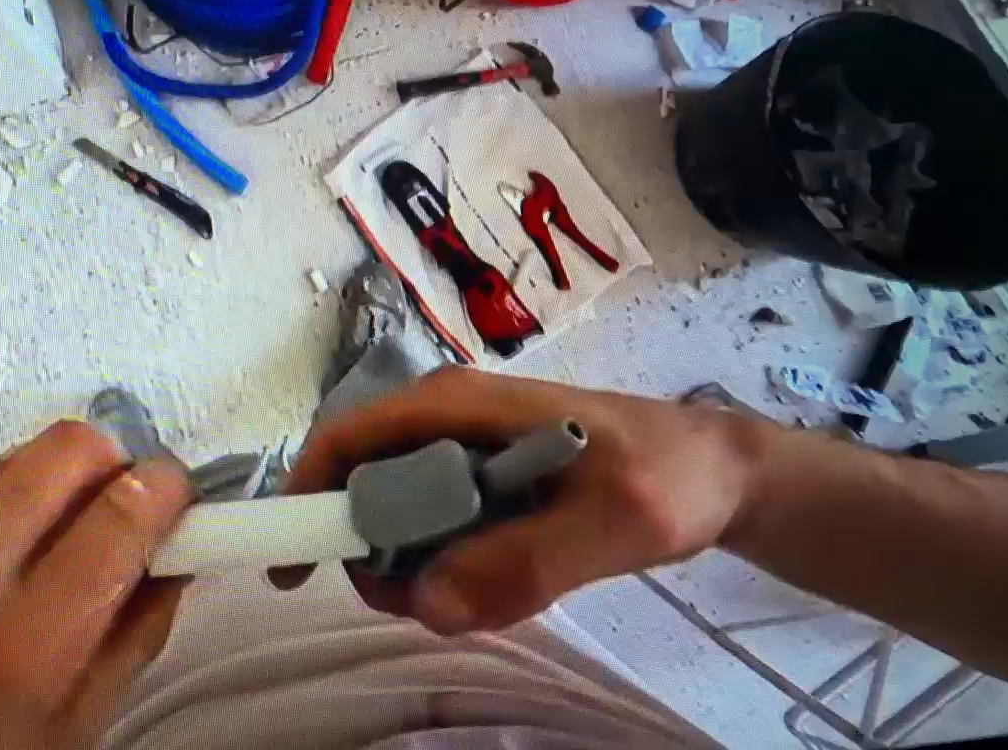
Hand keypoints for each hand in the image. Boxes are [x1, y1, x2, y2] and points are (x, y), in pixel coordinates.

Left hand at [0, 421, 193, 749]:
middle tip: (114, 505)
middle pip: (72, 445)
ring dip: (46, 488)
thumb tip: (175, 554)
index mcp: (24, 638)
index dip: (167, 490)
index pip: (122, 515)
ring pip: (19, 454)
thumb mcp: (64, 730)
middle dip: (112, 462)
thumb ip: (133, 635)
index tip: (178, 493)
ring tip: (28, 550)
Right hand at [274, 369, 761, 634]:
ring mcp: (448, 444)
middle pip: (360, 482)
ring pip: (390, 511)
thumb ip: (525, 561)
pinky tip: (501, 576)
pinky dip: (444, 562)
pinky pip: (426, 523)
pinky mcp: (466, 472)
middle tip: (417, 602)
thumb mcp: (616, 521)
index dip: (305, 491)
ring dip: (413, 564)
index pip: (345, 438)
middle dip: (372, 549)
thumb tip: (427, 604)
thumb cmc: (667, 474)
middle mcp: (433, 418)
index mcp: (448, 403)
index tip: (289, 561)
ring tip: (481, 594)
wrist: (717, 470)